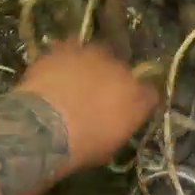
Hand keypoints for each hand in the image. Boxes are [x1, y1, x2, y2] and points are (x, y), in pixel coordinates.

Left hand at [16, 43, 159, 168]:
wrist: (45, 127)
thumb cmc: (80, 147)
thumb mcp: (109, 147)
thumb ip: (119, 126)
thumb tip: (115, 121)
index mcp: (136, 98)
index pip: (148, 94)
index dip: (138, 100)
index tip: (126, 109)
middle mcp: (121, 70)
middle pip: (121, 70)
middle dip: (112, 79)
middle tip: (96, 94)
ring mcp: (93, 54)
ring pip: (97, 54)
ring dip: (90, 65)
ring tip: (74, 79)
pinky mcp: (67, 47)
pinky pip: (70, 48)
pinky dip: (66, 57)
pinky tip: (55, 70)